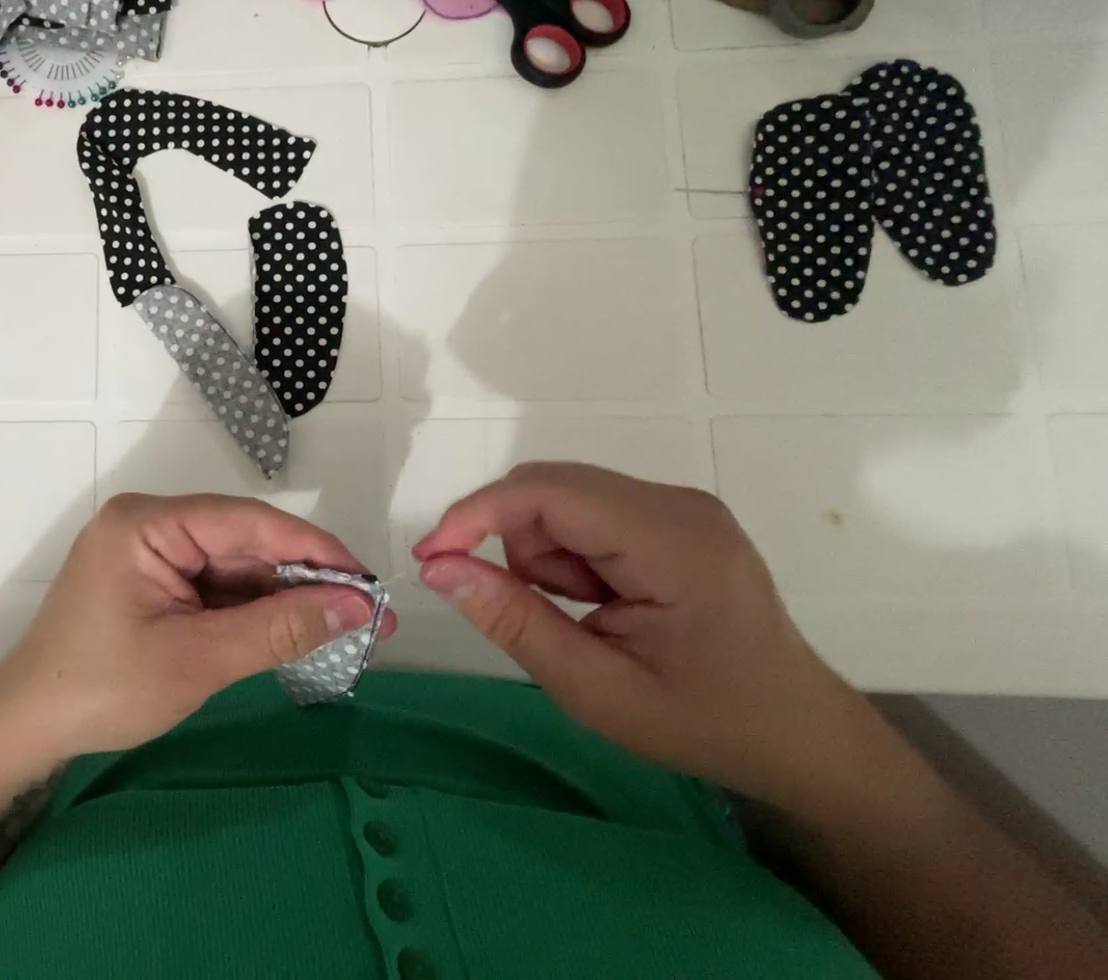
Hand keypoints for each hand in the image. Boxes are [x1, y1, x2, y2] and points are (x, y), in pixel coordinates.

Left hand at [0, 493, 392, 757]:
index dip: (312, 549)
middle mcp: (148, 524)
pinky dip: (251, 611)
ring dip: (282, 598)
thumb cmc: (104, 689)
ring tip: (343, 628)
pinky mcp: (151, 582)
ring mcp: (148, 553)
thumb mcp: (198, 659)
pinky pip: (213, 586)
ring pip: (233, 566)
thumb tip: (357, 606)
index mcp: (146, 523)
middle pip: (242, 542)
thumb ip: (278, 628)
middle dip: (302, 580)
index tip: (367, 582)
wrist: (30, 726)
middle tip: (366, 615)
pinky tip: (293, 631)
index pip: (247, 521)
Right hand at [412, 462, 884, 812]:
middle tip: (523, 609)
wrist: (799, 738)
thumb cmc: (702, 722)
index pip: (547, 492)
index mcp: (671, 542)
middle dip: (512, 543)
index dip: (475, 514)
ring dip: (542, 556)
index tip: (428, 558)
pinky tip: (598, 602)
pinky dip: (566, 557)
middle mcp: (676, 503)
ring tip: (582, 616)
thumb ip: (514, 622)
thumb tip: (438, 567)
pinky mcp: (670, 518)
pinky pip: (584, 514)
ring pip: (560, 500)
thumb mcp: (594, 689)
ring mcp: (677, 507)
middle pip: (549, 487)